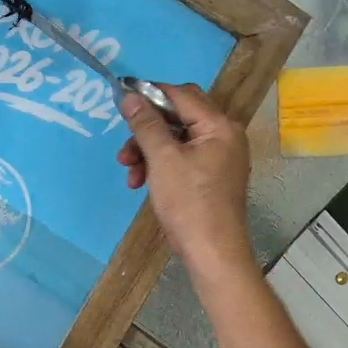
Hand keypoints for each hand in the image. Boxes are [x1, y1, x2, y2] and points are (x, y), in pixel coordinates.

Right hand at [117, 83, 252, 269]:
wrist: (212, 253)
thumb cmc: (189, 204)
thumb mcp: (163, 160)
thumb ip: (146, 125)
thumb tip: (130, 95)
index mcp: (219, 126)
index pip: (181, 94)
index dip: (150, 94)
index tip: (122, 100)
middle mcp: (225, 137)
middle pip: (179, 118)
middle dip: (148, 131)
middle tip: (125, 149)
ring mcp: (220, 159)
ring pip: (177, 142)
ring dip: (150, 152)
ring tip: (130, 174)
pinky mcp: (212, 178)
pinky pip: (183, 161)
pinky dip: (161, 167)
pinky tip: (143, 184)